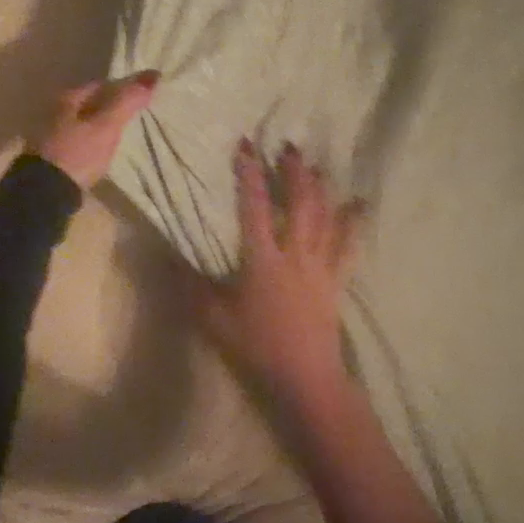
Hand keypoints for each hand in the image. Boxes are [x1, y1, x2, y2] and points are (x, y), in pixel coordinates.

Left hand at [33, 71, 158, 188]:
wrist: (45, 192)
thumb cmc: (77, 153)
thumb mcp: (106, 125)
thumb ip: (127, 101)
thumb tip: (153, 74)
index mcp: (66, 99)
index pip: (99, 86)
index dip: (121, 89)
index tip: (140, 98)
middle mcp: (53, 113)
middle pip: (89, 106)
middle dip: (109, 109)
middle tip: (133, 118)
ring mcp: (49, 137)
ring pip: (82, 125)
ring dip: (99, 129)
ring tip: (120, 137)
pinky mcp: (51, 159)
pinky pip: (77, 144)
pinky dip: (90, 145)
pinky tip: (100, 154)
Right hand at [191, 139, 366, 376]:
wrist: (304, 376)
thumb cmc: (255, 345)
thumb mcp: (212, 317)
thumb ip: (190, 285)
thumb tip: (164, 256)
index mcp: (261, 260)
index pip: (253, 208)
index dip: (249, 175)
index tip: (246, 146)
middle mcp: (294, 254)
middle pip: (298, 203)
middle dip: (294, 172)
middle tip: (289, 147)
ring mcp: (319, 266)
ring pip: (324, 217)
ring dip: (320, 188)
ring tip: (316, 165)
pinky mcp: (336, 280)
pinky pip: (349, 245)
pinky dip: (354, 222)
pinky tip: (359, 204)